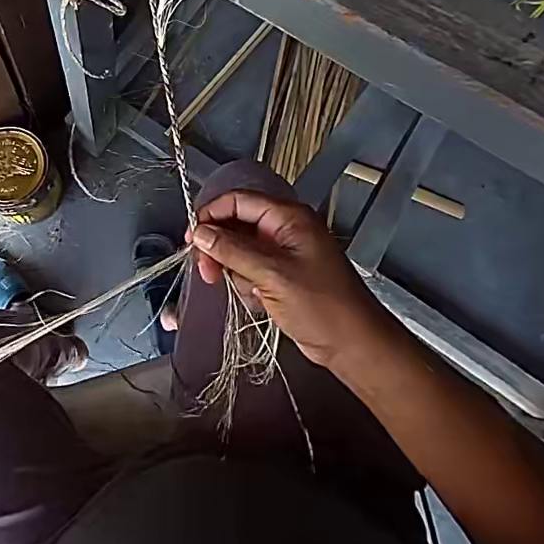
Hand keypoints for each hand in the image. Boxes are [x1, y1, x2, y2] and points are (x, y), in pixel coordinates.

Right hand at [188, 190, 404, 368]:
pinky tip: (259, 300)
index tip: (192, 238)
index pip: (240, 201)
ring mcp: (283, 253)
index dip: (211, 215)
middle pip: (236, 225)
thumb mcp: (273, 275)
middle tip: (207, 272)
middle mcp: (285, 230)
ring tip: (249, 292)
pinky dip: (247, 285)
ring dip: (234, 272)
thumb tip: (201, 233)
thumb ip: (233, 251)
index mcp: (288, 217)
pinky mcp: (281, 275)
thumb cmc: (324, 305)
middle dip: (219, 249)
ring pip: (239, 251)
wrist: (351, 342)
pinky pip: (249, 271)